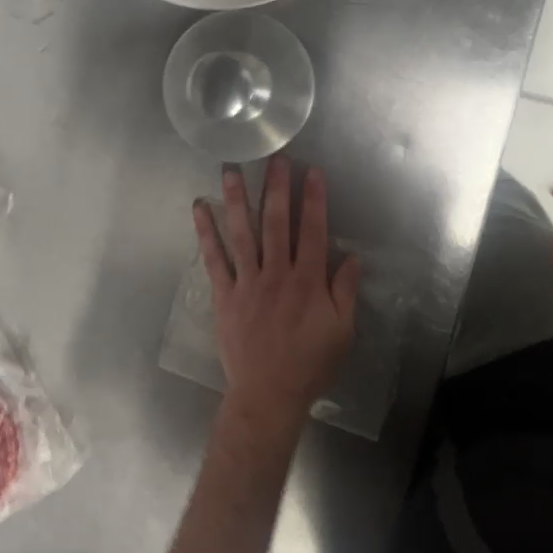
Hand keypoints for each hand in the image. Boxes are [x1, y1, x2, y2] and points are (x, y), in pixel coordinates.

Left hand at [194, 155, 360, 428]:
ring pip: (242, 233)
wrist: (269, 394)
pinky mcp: (225, 295)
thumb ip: (346, 292)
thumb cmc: (310, 364)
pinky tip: (200, 209)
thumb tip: (352, 256)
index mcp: (308, 281)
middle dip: (277, 187)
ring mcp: (247, 283)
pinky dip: (206, 233)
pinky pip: (214, 259)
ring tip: (231, 170)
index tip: (312, 172)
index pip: (313, 231)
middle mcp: (277, 274)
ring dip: (237, 199)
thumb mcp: (342, 331)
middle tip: (276, 157)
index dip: (314, 199)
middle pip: (277, 223)